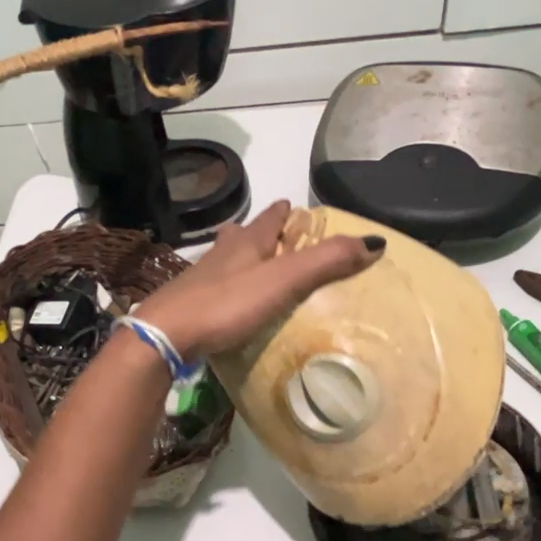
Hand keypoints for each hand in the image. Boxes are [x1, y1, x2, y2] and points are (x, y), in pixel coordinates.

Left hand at [132, 200, 381, 358]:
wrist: (166, 334)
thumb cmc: (226, 303)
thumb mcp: (282, 280)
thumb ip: (325, 262)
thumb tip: (374, 241)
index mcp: (246, 242)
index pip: (270, 218)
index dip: (285, 211)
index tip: (295, 206)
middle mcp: (223, 254)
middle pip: (244, 234)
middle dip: (261, 232)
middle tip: (277, 236)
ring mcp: (202, 279)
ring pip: (227, 259)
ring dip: (242, 256)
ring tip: (254, 263)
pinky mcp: (190, 304)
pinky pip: (217, 288)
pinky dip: (230, 286)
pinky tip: (232, 301)